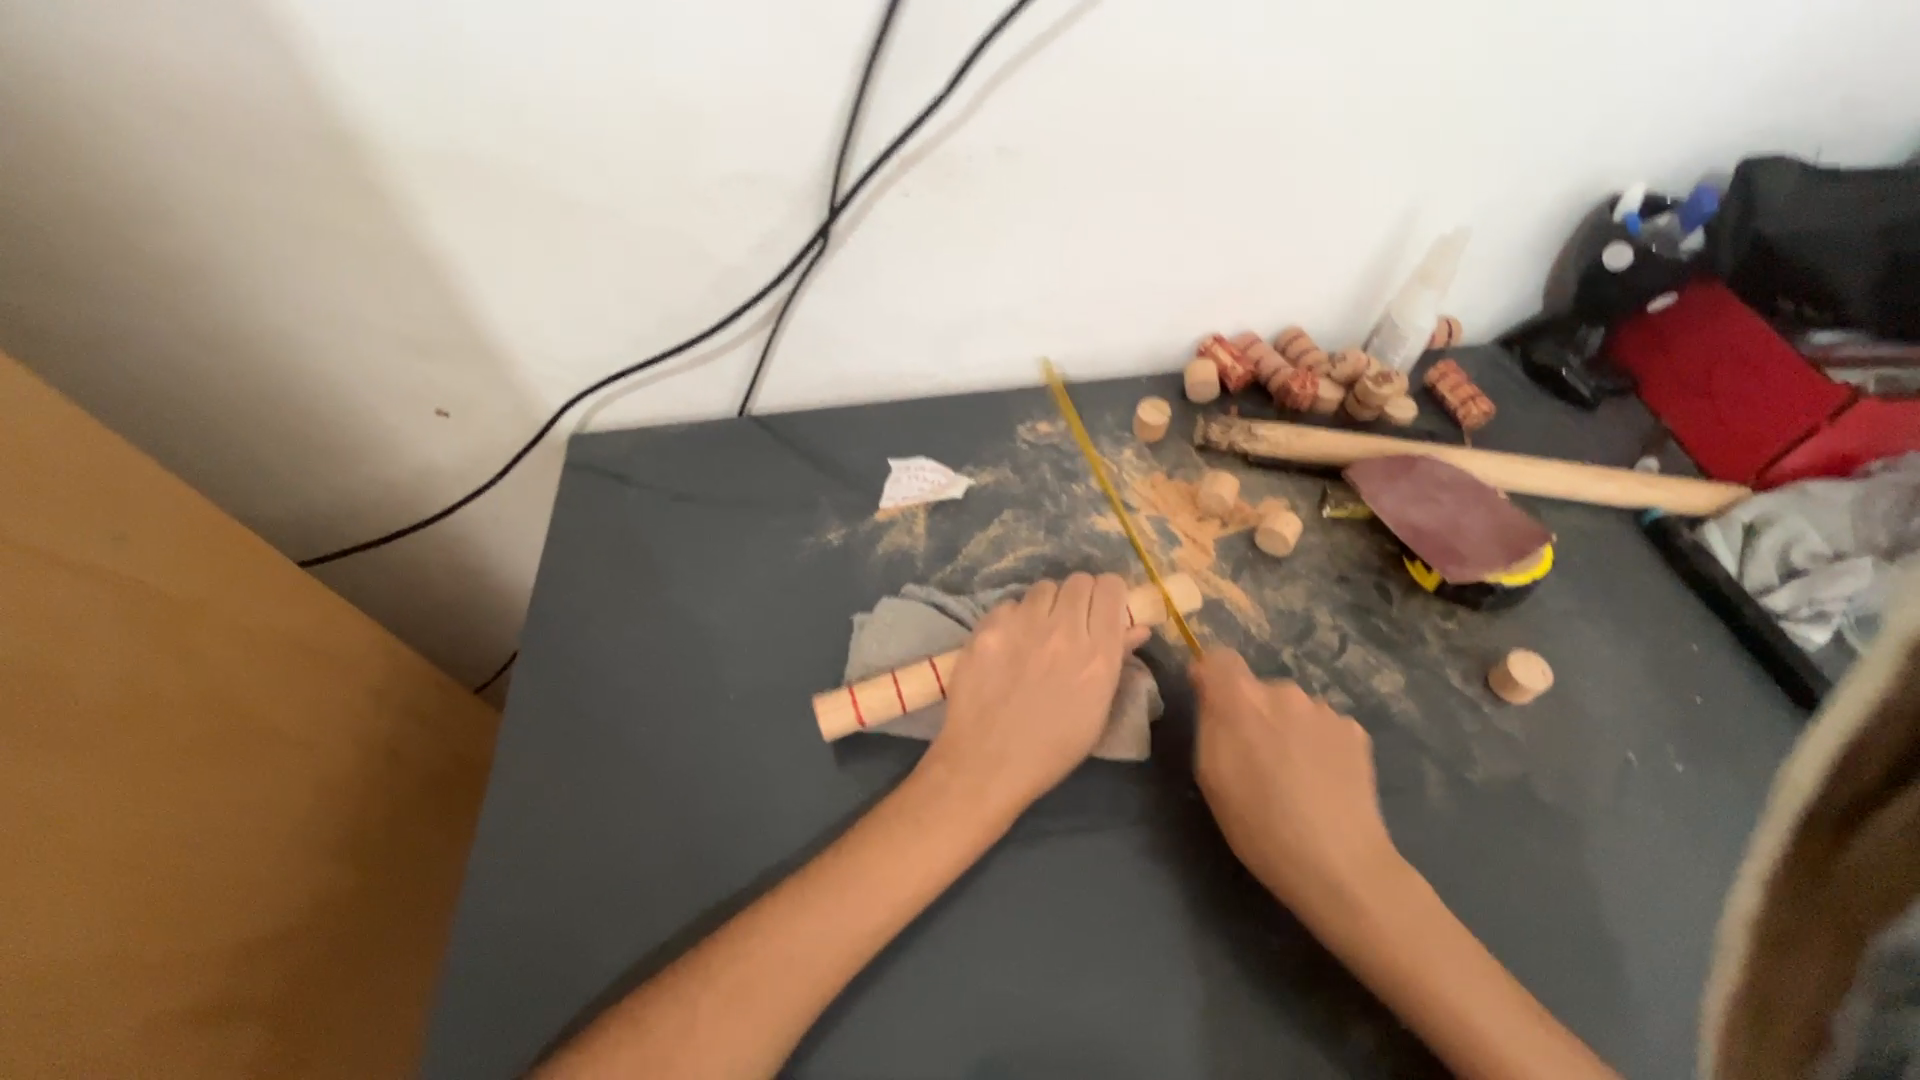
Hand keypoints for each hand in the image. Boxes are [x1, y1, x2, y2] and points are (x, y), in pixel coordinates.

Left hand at [917, 573, 1151, 823]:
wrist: (987, 762)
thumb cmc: (1052, 748)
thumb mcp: (1097, 711)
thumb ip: (1117, 661)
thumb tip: (1137, 627)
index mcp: (1098, 655)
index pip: (1111, 588)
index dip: (1109, 595)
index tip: (1103, 608)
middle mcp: (1063, 632)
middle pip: (1079, 580)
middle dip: (1080, 596)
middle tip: (1071, 621)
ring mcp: (1023, 626)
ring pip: (1043, 588)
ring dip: (1046, 604)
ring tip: (1038, 632)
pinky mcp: (988, 628)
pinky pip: (1009, 605)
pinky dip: (1013, 618)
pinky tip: (1008, 645)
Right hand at [1190, 648, 1398, 918]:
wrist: (1338, 864)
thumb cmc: (1258, 825)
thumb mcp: (1210, 775)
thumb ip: (1209, 720)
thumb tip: (1210, 687)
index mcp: (1240, 699)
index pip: (1219, 657)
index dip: (1212, 677)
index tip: (1211, 707)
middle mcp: (1284, 692)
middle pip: (1258, 688)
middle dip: (1253, 713)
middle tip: (1255, 760)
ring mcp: (1325, 710)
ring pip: (1293, 709)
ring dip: (1287, 729)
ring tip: (1293, 777)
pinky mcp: (1356, 731)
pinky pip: (1323, 727)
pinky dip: (1317, 744)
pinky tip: (1321, 782)